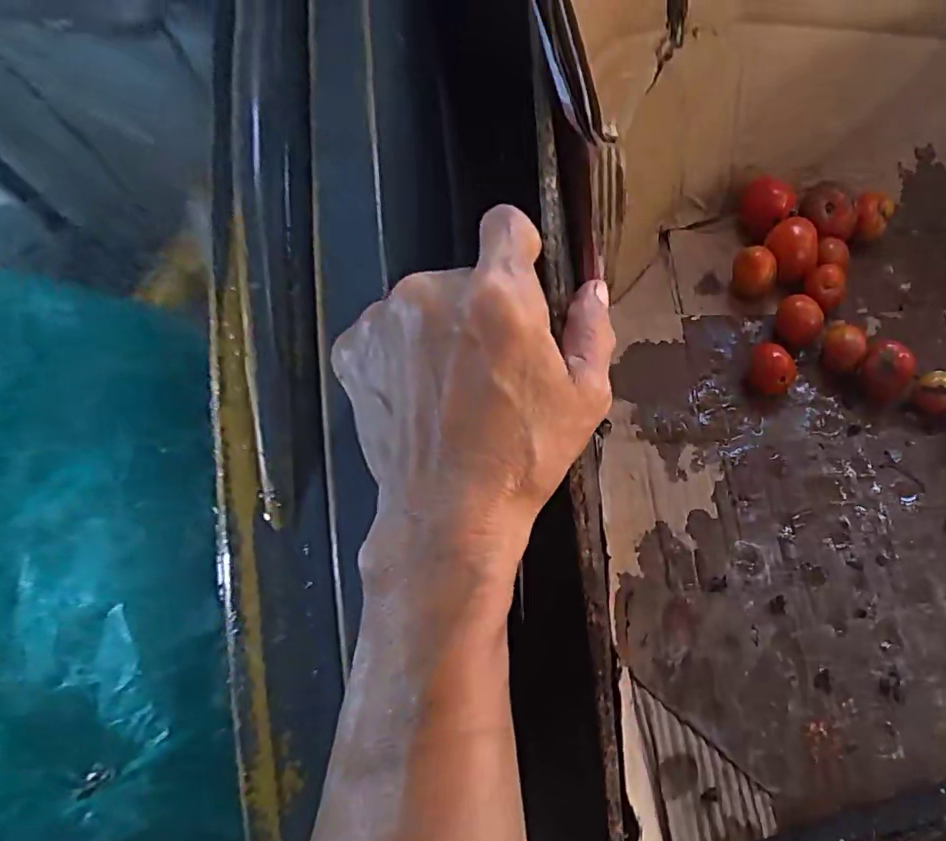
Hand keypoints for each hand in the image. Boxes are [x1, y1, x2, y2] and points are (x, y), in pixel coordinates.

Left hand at [334, 205, 613, 580]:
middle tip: (499, 372)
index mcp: (499, 295)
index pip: (506, 223)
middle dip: (486, 310)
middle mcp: (433, 289)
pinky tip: (424, 403)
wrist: (451, 511)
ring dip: (445, 333)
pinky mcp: (353, 349)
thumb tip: (591, 288)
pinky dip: (408, 357)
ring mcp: (385, 318)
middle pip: (468, 277)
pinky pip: (390, 335)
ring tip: (458, 395)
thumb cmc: (528, 455)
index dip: (522, 247)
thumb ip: (592, 331)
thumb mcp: (586, 399)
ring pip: (427, 306)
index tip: (528, 280)